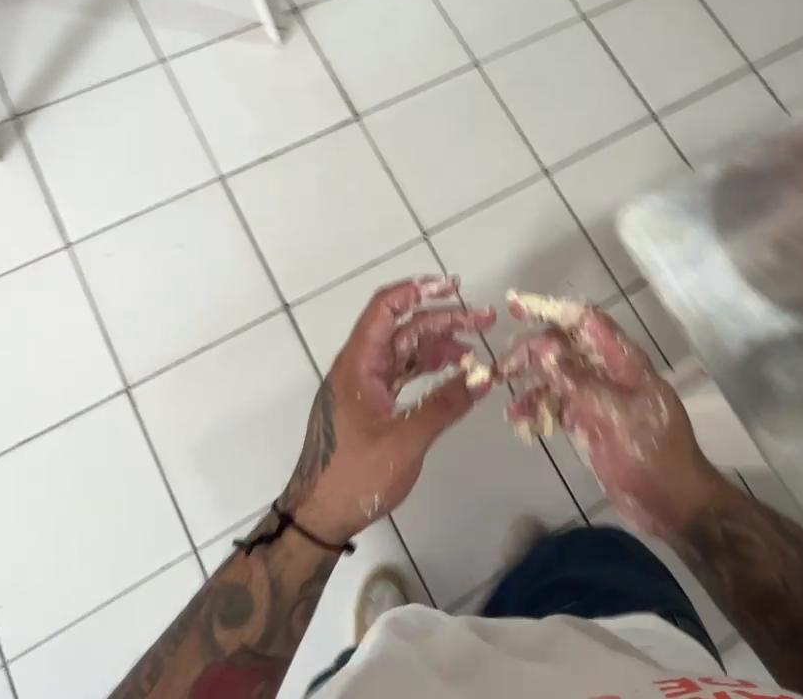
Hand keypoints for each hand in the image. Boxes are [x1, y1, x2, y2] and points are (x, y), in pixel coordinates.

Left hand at [279, 276, 495, 543]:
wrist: (318, 515)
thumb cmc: (355, 475)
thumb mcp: (406, 440)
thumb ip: (445, 405)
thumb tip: (484, 376)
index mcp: (358, 364)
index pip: (385, 309)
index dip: (418, 291)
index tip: (453, 287)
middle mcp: (359, 366)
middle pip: (403, 328)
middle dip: (443, 319)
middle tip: (484, 319)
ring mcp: (365, 385)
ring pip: (405, 350)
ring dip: (439, 344)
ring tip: (475, 348)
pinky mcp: (371, 404)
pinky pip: (404, 373)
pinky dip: (429, 368)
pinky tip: (454, 372)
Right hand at [502, 302, 733, 535]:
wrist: (673, 505)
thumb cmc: (652, 455)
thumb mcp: (614, 415)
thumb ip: (578, 381)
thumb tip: (544, 347)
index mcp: (624, 362)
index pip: (586, 322)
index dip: (552, 310)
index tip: (516, 308)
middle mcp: (610, 374)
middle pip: (566, 349)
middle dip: (533, 353)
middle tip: (502, 367)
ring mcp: (601, 399)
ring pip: (559, 378)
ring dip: (533, 386)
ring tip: (508, 403)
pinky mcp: (593, 423)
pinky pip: (561, 406)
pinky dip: (541, 411)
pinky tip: (522, 423)